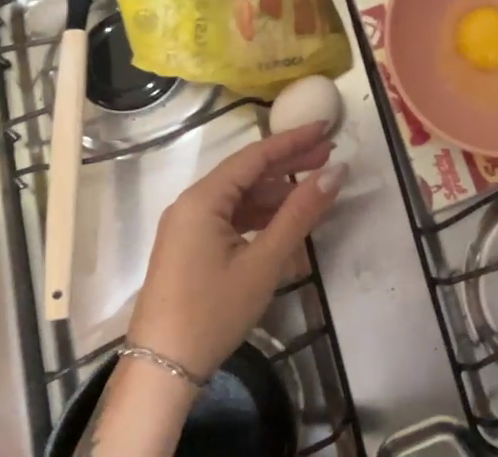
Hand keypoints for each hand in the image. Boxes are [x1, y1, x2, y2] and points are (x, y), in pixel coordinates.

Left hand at [126, 123, 346, 376]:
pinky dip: (260, 215)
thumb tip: (336, 171)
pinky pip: (230, 217)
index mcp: (202, 199)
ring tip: (314, 189)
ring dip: (276, 191)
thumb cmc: (212, 312)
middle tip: (329, 154)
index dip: (293, 140)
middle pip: (246, 172)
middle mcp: (191, 204)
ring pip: (239, 196)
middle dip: (288, 162)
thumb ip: (300, 213)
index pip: (255, 155)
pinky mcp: (189, 248)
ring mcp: (187, 227)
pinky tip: (285, 221)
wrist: (161, 371)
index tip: (325, 127)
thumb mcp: (264, 262)